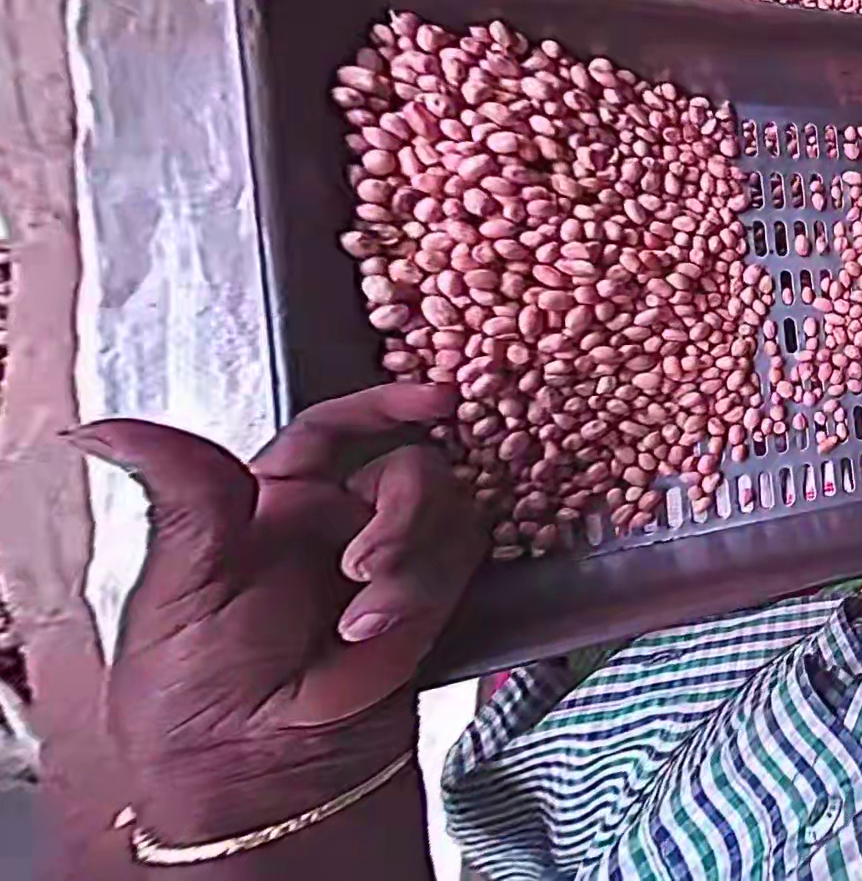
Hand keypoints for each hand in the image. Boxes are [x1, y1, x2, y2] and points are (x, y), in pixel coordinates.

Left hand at [69, 384, 483, 845]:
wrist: (271, 752)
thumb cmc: (203, 679)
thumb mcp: (185, 587)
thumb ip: (189, 501)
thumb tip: (105, 429)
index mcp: (283, 500)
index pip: (339, 427)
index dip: (387, 403)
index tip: (436, 398)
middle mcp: (352, 512)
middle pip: (413, 466)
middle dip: (403, 509)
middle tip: (369, 562)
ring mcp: (405, 542)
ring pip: (449, 507)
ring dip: (413, 559)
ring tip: (365, 615)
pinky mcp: (444, 574)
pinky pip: (465, 550)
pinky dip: (430, 585)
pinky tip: (384, 625)